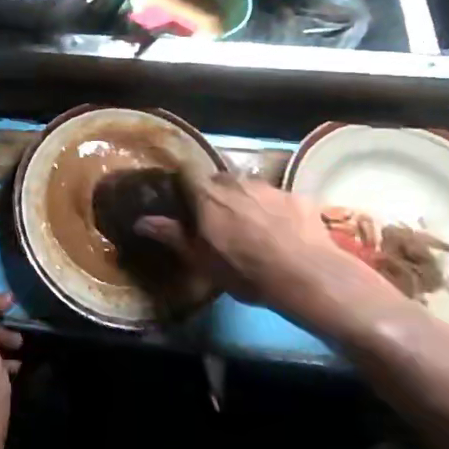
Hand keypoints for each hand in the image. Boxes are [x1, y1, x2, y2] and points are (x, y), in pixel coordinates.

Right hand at [135, 172, 403, 336]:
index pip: (186, 171)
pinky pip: (278, 199)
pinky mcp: (298, 198)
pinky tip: (282, 233)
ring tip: (252, 227)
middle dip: (215, 193)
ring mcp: (270, 188)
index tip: (181, 198)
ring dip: (245, 201)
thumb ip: (171, 235)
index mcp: (207, 194)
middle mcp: (236, 182)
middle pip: (218, 178)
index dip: (182, 183)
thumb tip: (140, 221)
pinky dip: (275, 211)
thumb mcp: (201, 259)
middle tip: (216, 218)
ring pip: (249, 187)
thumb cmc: (245, 270)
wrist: (308, 277)